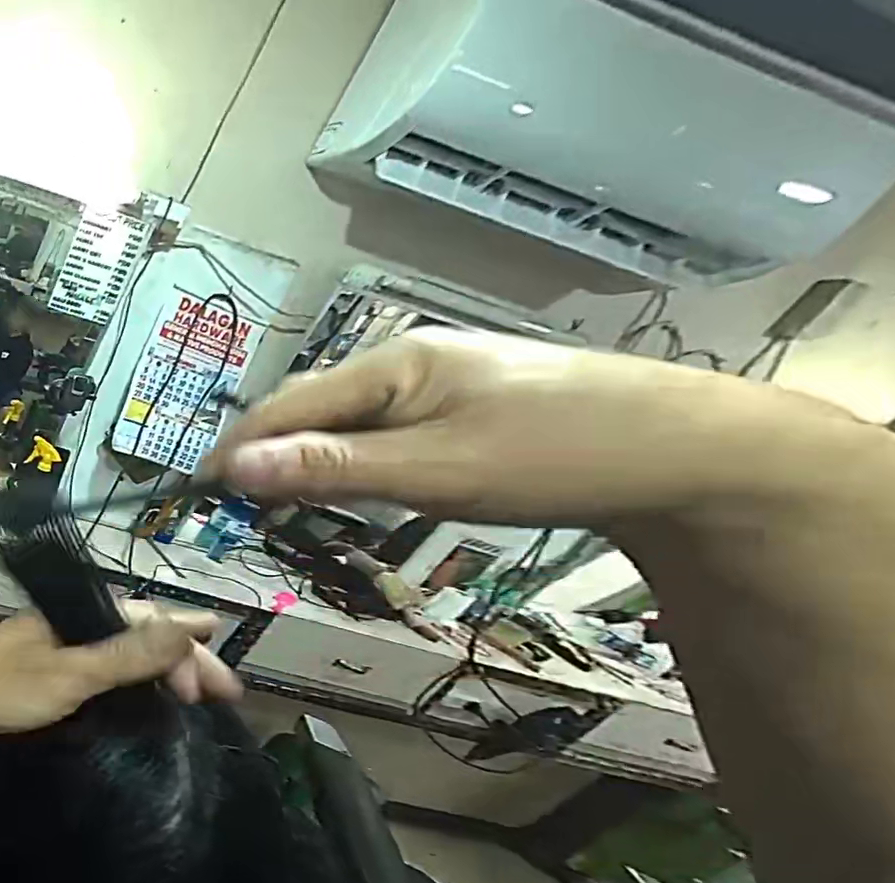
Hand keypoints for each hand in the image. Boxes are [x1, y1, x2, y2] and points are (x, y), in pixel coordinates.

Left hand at [0, 602, 240, 779]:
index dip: (191, 650)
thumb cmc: (8, 687)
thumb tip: (188, 629)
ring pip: (129, 651)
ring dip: (163, 671)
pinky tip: (151, 695)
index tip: (223, 684)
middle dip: (185, 660)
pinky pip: (110, 666)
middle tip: (220, 695)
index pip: (154, 622)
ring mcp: (66, 642)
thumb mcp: (74, 672)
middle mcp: (79, 620)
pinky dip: (136, 679)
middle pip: (145, 634)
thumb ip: (130, 653)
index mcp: (85, 612)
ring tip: (194, 697)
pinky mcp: (56, 666)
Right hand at [207, 327, 880, 528]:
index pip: (284, 407)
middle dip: (267, 457)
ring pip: (341, 423)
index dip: (238, 450)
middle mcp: (401, 362)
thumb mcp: (432, 469)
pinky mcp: (454, 405)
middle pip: (308, 411)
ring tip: (281, 503)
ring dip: (305, 462)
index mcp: (389, 365)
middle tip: (240, 508)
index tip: (203, 494)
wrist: (692, 451)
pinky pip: (376, 431)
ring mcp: (431, 382)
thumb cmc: (555, 455)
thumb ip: (331, 468)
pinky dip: (346, 462)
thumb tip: (237, 469)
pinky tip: (348, 484)